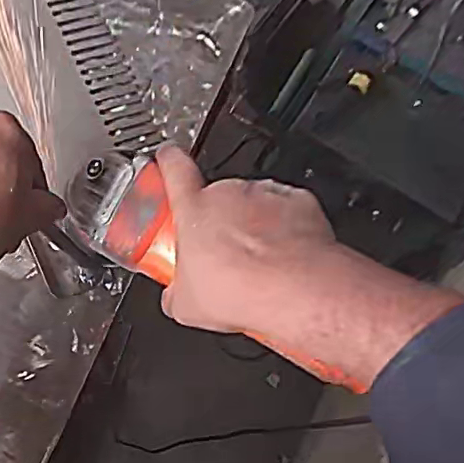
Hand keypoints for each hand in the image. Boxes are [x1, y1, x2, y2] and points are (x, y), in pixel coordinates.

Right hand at [155, 144, 463, 389]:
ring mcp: (265, 195)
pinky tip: (275, 260)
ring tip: (249, 265)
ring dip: (246, 229)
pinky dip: (279, 231)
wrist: (294, 291)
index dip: (167, 162)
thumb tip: (175, 296)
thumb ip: (174, 289)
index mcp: (194, 209)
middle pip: (214, 200)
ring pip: (249, 207)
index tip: (166, 158)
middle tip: (214, 257)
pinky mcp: (297, 202)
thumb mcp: (184, 304)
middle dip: (213, 224)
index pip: (174, 169)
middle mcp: (229, 193)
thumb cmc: (241, 289)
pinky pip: (281, 212)